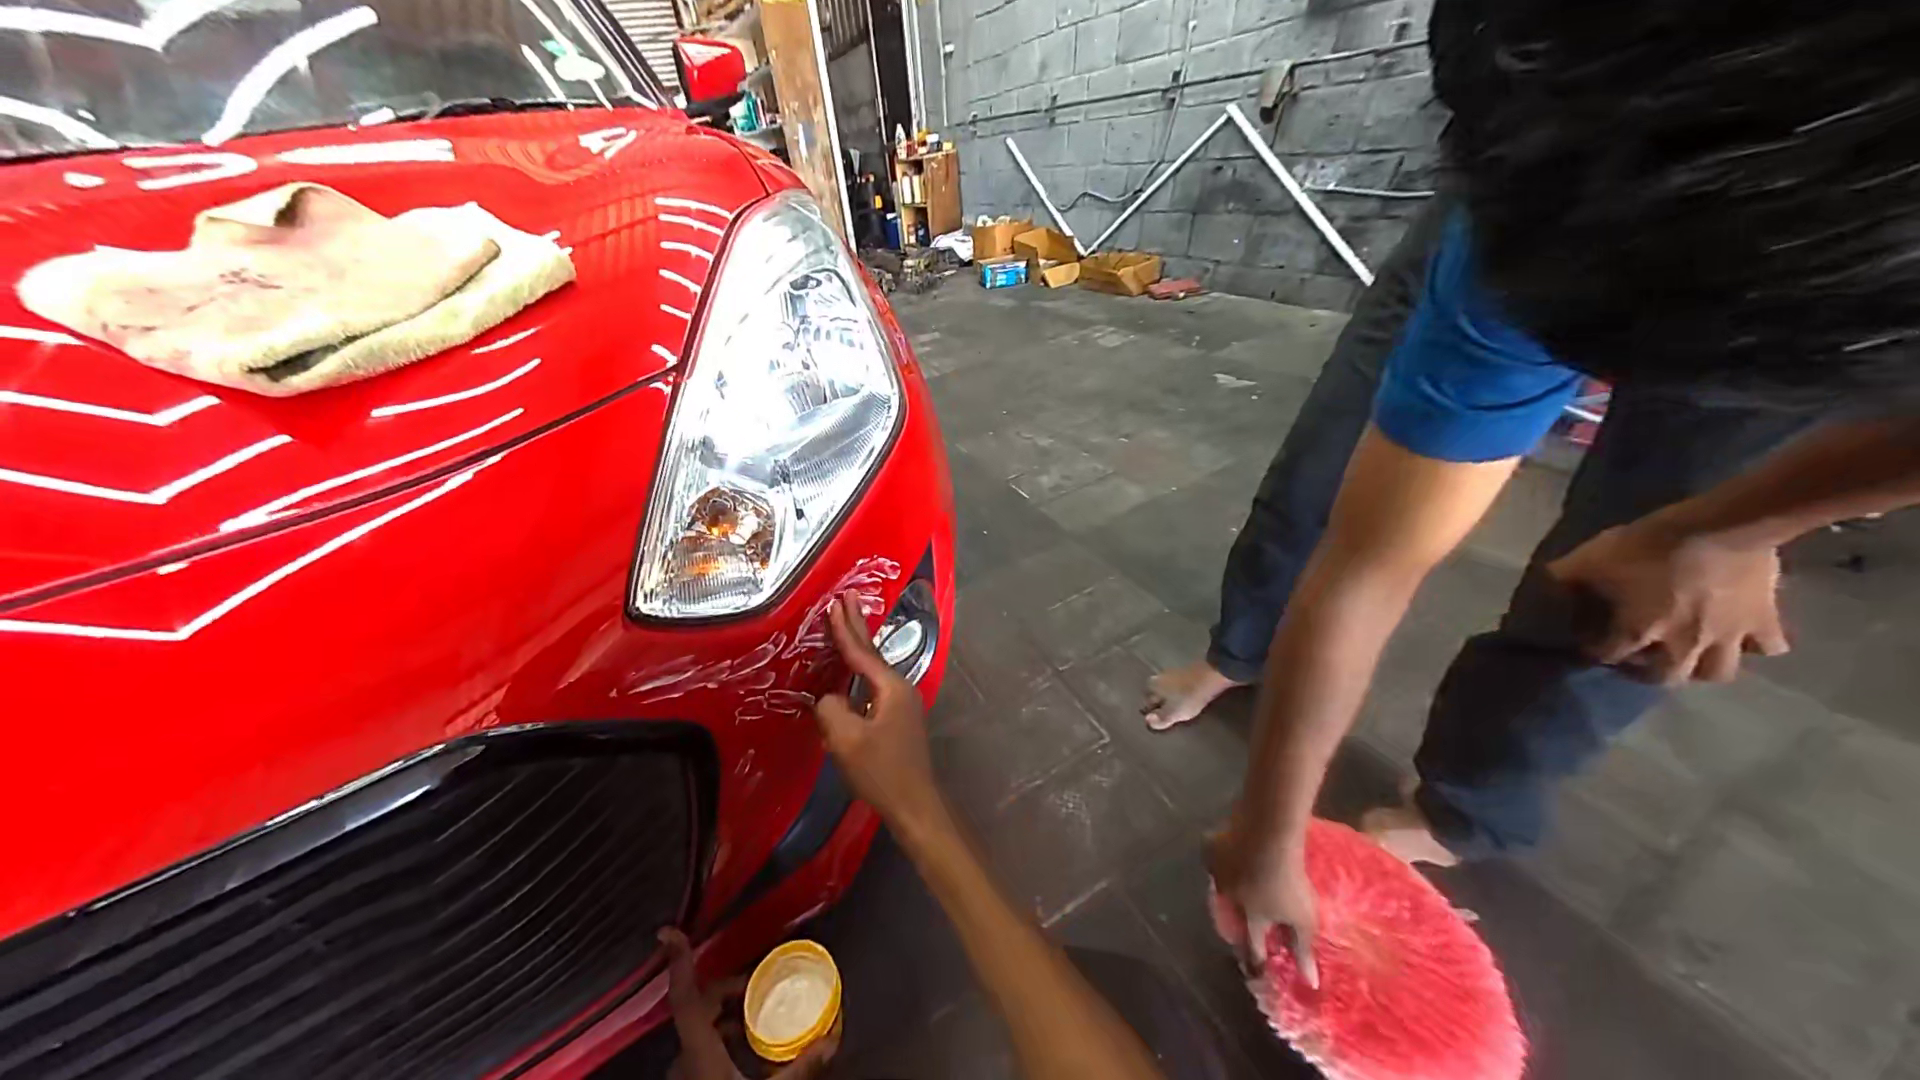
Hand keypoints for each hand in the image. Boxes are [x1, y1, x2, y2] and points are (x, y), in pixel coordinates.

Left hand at [658, 929, 836, 1079]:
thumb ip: (800, 1069)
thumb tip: (831, 1040)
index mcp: (698, 1053)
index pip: (685, 998)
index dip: (678, 962)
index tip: (668, 931)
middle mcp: (683, 1058)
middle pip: (701, 1006)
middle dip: (730, 988)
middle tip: (762, 985)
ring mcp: (682, 1074)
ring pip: (702, 1027)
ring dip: (729, 1013)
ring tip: (761, 1015)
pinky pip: (703, 1046)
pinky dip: (724, 1035)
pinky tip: (749, 1047)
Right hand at [814, 591, 945, 833]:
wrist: (914, 804)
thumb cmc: (881, 771)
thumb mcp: (846, 739)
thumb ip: (830, 709)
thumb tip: (828, 698)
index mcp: (891, 688)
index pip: (861, 652)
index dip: (845, 628)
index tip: (834, 602)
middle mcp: (901, 689)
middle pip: (872, 652)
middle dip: (857, 625)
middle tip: (848, 596)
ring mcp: (902, 704)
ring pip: (873, 670)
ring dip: (859, 648)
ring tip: (847, 624)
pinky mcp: (898, 719)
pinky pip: (873, 687)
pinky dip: (859, 674)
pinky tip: (851, 674)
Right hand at [1207, 815, 1319, 988]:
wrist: (1266, 836)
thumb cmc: (1289, 881)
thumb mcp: (1304, 920)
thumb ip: (1303, 949)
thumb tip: (1310, 984)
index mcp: (1252, 918)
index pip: (1253, 948)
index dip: (1256, 962)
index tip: (1256, 972)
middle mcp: (1230, 899)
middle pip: (1231, 918)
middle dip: (1235, 927)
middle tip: (1240, 929)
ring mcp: (1218, 872)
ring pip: (1219, 888)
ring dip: (1226, 893)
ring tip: (1233, 891)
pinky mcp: (1211, 848)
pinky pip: (1212, 858)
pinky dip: (1218, 860)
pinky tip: (1225, 855)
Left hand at [1547, 516, 1788, 683]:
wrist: (1719, 526)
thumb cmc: (1645, 546)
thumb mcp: (1587, 560)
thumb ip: (1563, 579)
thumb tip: (1544, 587)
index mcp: (1638, 631)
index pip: (1608, 655)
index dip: (1592, 652)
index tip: (1587, 646)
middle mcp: (1684, 643)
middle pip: (1668, 677)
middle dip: (1646, 673)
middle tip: (1636, 659)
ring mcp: (1730, 636)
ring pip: (1719, 672)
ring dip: (1699, 669)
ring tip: (1684, 655)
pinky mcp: (1767, 620)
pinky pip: (1768, 647)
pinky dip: (1753, 647)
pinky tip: (1740, 638)